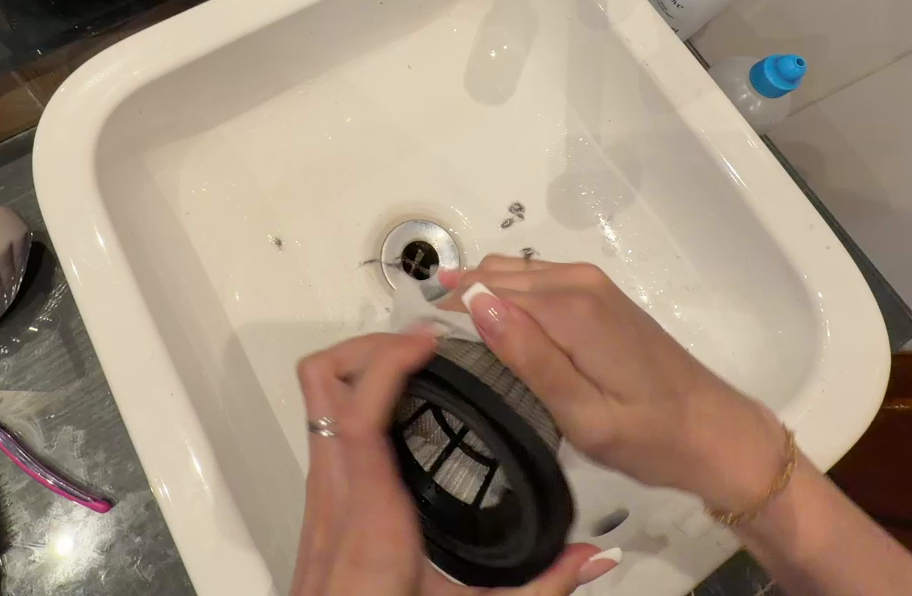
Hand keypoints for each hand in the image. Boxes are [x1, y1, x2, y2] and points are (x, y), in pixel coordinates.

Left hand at [292, 332, 618, 595]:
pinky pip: (329, 413)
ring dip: (362, 359)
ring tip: (415, 359)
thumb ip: (536, 588)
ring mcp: (320, 485)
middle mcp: (335, 489)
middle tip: (423, 345)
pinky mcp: (320, 490)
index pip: (359, 418)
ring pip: (318, 390)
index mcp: (373, 519)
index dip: (386, 363)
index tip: (429, 340)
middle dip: (369, 344)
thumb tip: (593, 555)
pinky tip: (403, 400)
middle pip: (322, 380)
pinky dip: (360, 387)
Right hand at [438, 257, 787, 516]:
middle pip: (498, 274)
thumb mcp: (584, 416)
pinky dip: (505, 290)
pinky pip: (534, 277)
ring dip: (480, 290)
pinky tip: (491, 317)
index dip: (451, 309)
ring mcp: (589, 281)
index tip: (422, 337)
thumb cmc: (649, 436)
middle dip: (460, 295)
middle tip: (427, 335)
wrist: (716, 432)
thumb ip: (529, 358)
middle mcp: (577, 280)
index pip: (488, 290)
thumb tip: (478, 303)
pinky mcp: (596, 291)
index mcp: (571, 308)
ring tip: (448, 326)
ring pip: (514, 271)